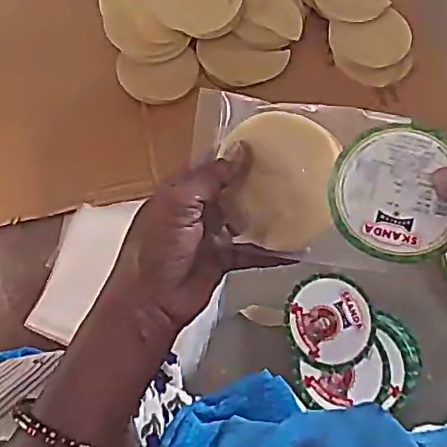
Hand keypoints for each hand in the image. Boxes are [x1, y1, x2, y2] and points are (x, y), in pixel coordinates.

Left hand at [97, 149, 291, 345]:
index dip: (232, 154)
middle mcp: (196, 210)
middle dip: (254, 182)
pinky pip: (251, 252)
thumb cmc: (155, 249)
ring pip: (243, 219)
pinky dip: (270, 252)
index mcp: (180, 190)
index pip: (210, 165)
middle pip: (231, 190)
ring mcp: (210, 235)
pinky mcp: (222, 260)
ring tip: (296, 201)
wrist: (150, 303)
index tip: (263, 143)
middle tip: (287, 170)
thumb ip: (210, 177)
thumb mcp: (179, 202)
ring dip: (264, 214)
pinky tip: (292, 249)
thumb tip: (239, 150)